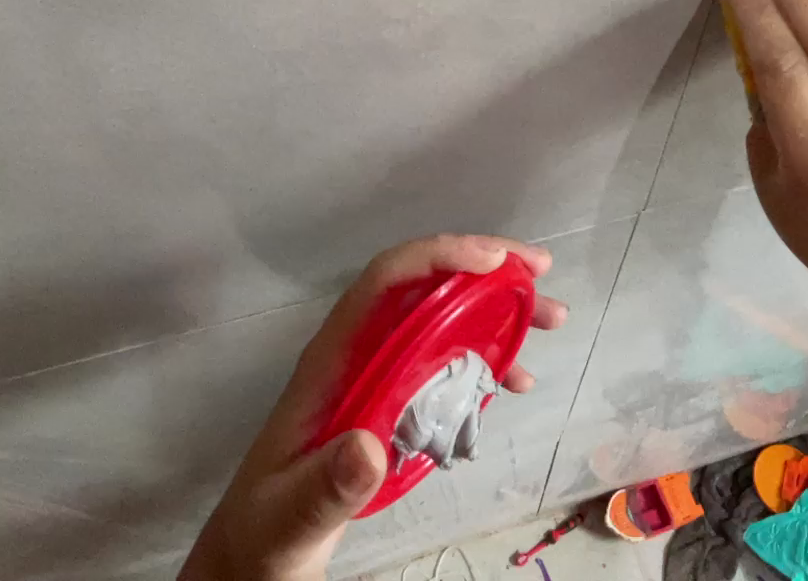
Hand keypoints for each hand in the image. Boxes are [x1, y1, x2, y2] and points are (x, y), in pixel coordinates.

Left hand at [181, 235, 568, 580]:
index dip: (438, 257)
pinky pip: (447, 364)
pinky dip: (486, 360)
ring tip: (548, 317)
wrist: (258, 559)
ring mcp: (382, 375)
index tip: (494, 261)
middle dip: (483, 271)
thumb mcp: (288, 518)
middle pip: (425, 288)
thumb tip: (369, 448)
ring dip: (495, 309)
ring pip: (443, 319)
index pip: (384, 282)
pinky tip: (517, 378)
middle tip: (539, 273)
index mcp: (333, 359)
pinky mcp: (396, 403)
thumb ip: (325, 487)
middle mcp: (362, 353)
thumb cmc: (266, 532)